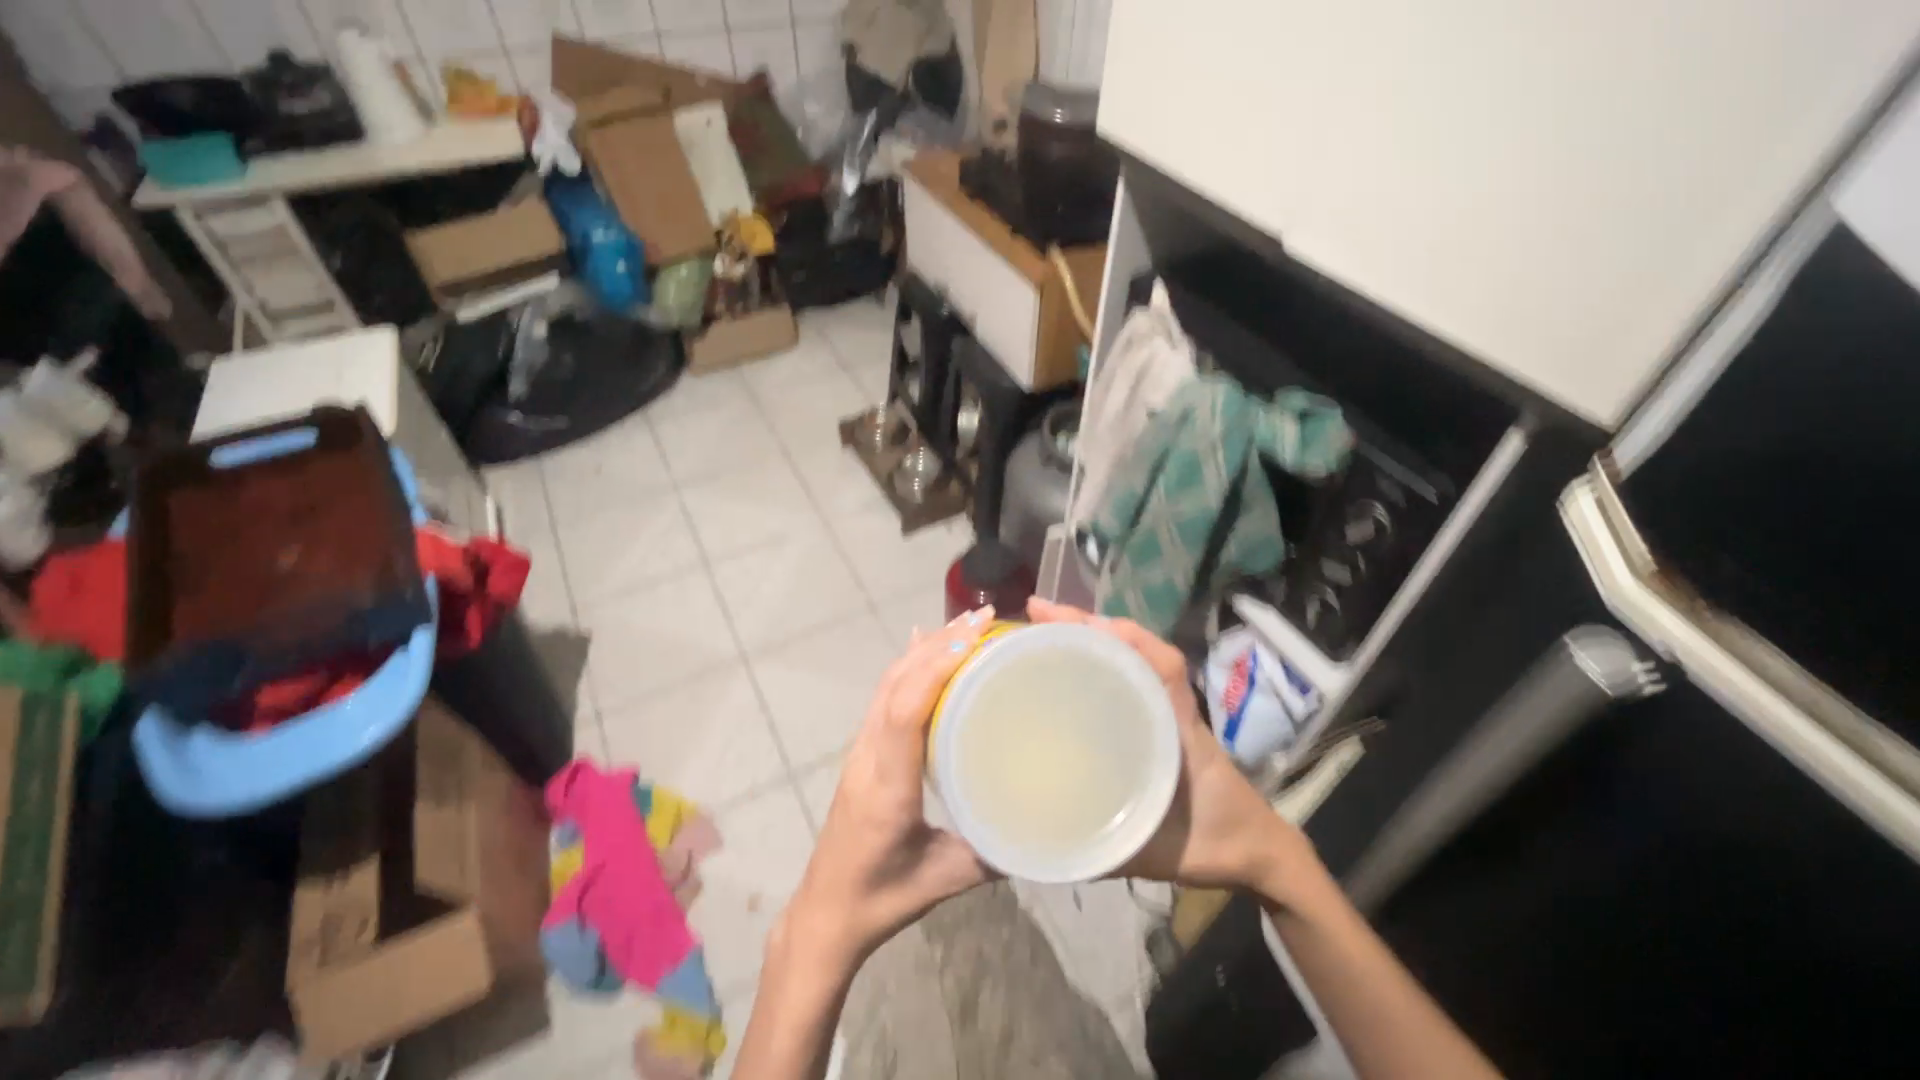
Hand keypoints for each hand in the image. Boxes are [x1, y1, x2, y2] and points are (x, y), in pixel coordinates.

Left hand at [782, 607, 1000, 968]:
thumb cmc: (882, 898)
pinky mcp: (861, 753)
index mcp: (887, 786)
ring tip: (968, 623)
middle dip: (939, 644)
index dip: (936, 668)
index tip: (975, 637)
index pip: (904, 712)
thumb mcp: (945, 880)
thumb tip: (1045, 824)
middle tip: (987, 616)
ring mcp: (860, 752)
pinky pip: (884, 697)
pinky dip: (910, 666)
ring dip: (925, 649)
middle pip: (895, 684)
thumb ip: (992, 853)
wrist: (825, 913)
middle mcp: (868, 756)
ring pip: (887, 684)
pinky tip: (926, 647)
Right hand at [1027, 597, 1312, 891]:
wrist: (1256, 855)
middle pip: (1135, 651)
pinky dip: (1104, 669)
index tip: (1065, 619)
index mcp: (1178, 729)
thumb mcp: (1155, 855)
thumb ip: (1102, 853)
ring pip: (1132, 664)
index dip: (1118, 634)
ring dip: (1093, 641)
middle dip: (1085, 626)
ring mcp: (1168, 716)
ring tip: (1044, 631)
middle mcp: (1172, 711)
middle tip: (1035, 614)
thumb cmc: (1213, 847)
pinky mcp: (1163, 729)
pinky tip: (1069, 673)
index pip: (1160, 664)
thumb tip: (1033, 849)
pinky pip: (1132, 688)